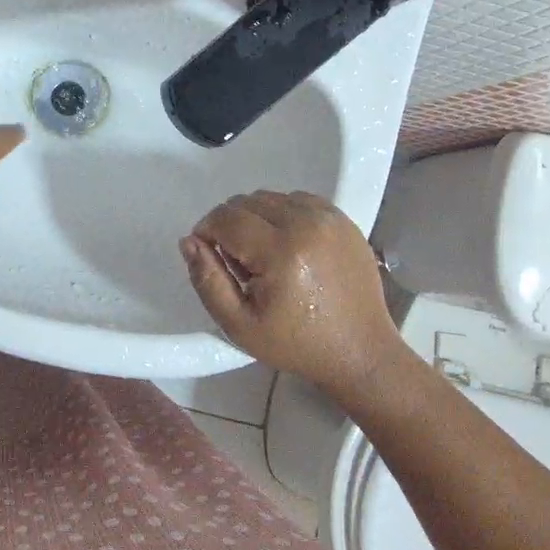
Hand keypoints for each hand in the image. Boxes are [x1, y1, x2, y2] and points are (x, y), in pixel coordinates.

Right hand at [180, 190, 407, 398]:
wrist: (360, 352)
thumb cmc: (296, 344)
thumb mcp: (238, 324)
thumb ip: (206, 280)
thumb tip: (189, 241)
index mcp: (281, 251)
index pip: (225, 218)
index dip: (206, 233)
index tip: (210, 258)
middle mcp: (306, 224)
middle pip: (245, 202)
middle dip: (230, 227)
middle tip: (240, 264)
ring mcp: (329, 219)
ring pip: (270, 197)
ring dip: (255, 218)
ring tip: (264, 255)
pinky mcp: (343, 220)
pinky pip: (297, 200)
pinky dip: (282, 214)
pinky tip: (286, 244)